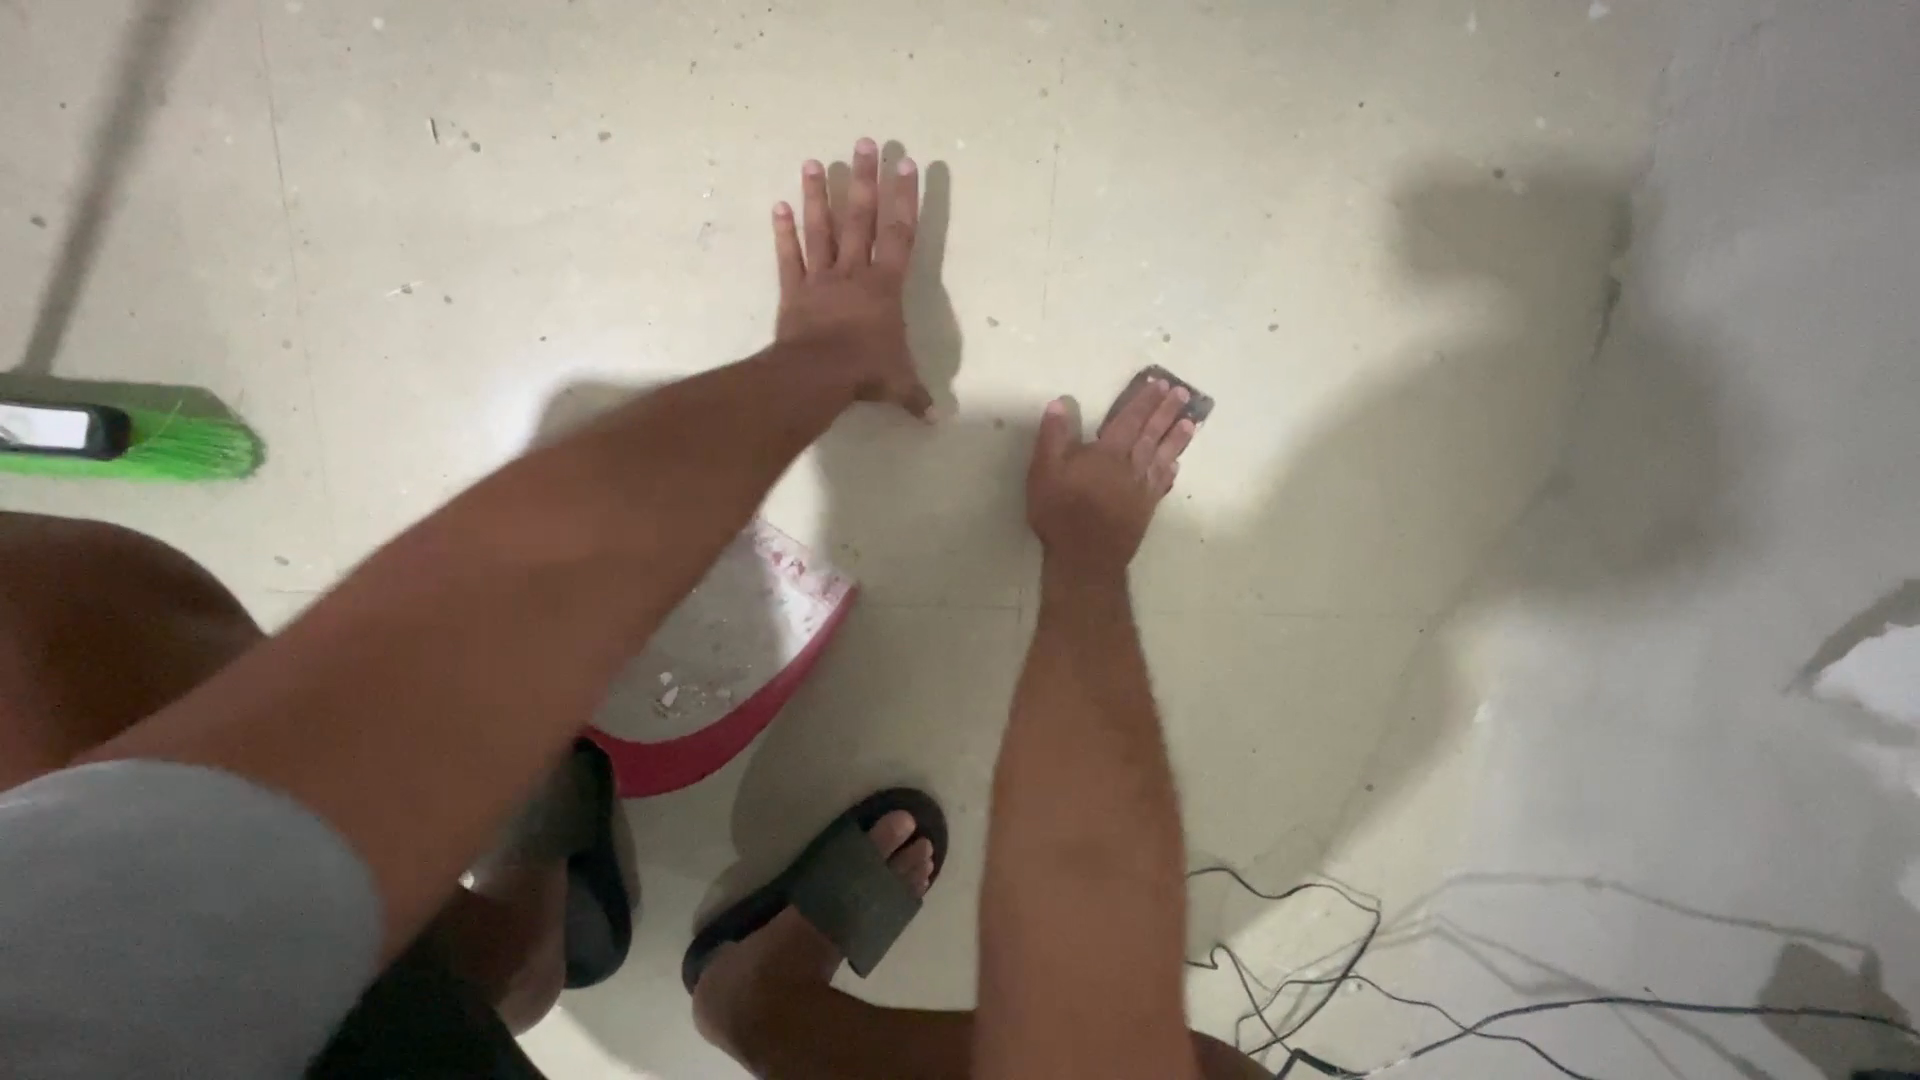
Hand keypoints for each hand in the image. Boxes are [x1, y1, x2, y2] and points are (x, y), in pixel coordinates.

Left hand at [772, 138, 932, 418]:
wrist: (818, 374)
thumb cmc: (866, 371)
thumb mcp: (899, 383)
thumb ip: (916, 395)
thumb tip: (938, 419)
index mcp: (885, 287)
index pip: (900, 236)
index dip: (906, 200)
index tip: (907, 164)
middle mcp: (854, 273)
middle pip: (861, 219)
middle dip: (865, 180)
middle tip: (864, 142)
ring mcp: (821, 279)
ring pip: (821, 230)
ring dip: (819, 195)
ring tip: (814, 162)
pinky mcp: (794, 291)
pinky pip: (789, 257)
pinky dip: (783, 232)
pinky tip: (779, 205)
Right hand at [1026, 379, 1197, 575]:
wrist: (1086, 557)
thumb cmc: (1061, 512)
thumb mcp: (1044, 471)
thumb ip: (1054, 436)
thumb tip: (1061, 403)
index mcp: (1107, 452)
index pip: (1129, 419)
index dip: (1144, 401)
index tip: (1159, 384)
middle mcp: (1131, 465)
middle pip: (1152, 433)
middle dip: (1166, 412)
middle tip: (1183, 394)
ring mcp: (1141, 488)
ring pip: (1163, 456)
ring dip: (1177, 438)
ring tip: (1191, 423)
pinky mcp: (1145, 508)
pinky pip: (1162, 483)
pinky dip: (1170, 471)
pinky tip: (1176, 465)